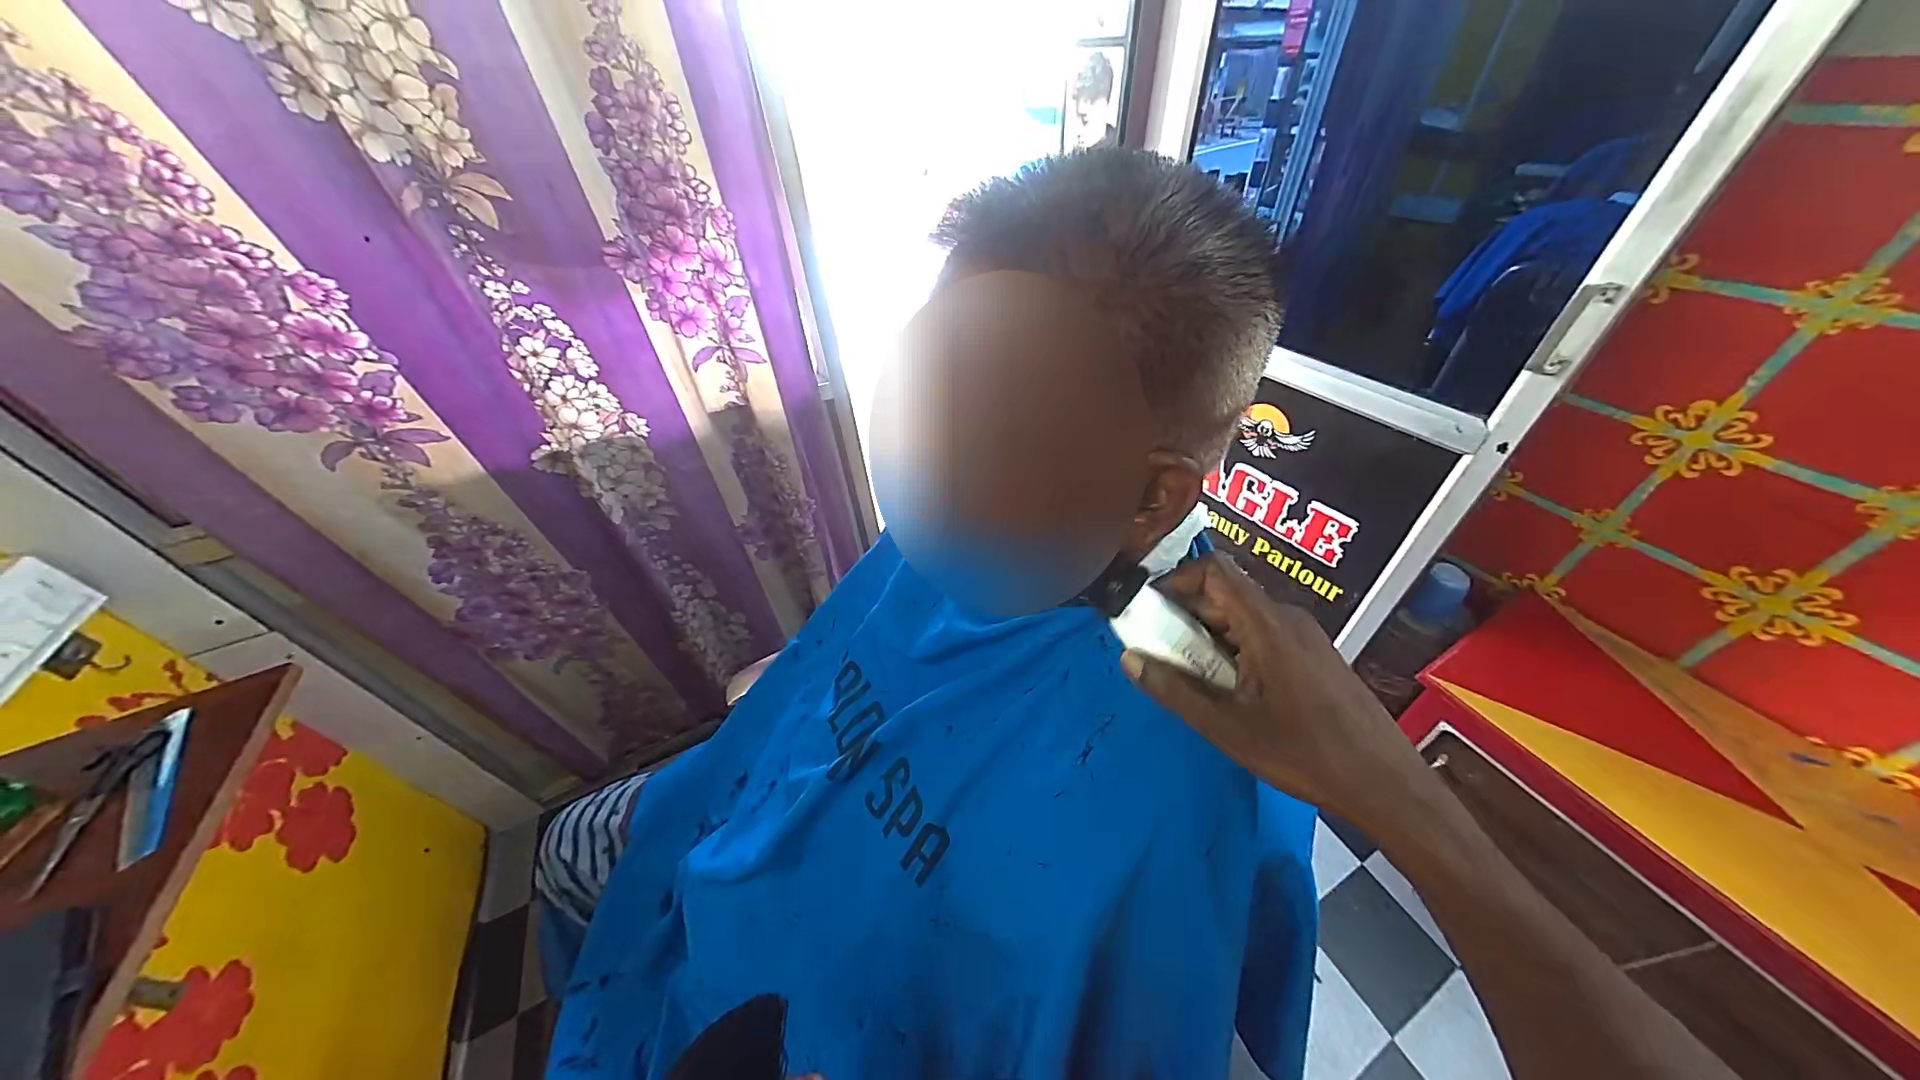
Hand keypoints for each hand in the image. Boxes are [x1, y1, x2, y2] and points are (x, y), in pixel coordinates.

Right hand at [1120, 554, 1430, 830]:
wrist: (1386, 785)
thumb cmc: (1305, 754)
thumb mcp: (1226, 726)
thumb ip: (1173, 689)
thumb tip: (1129, 659)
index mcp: (1267, 625)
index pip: (1214, 569)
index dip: (1175, 580)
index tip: (1149, 610)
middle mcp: (1287, 619)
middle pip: (1225, 593)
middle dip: (1184, 616)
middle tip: (1161, 652)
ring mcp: (1305, 636)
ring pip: (1242, 616)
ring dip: (1208, 635)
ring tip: (1191, 676)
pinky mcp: (1314, 655)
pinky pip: (1262, 634)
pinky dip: (1233, 648)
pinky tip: (1229, 689)